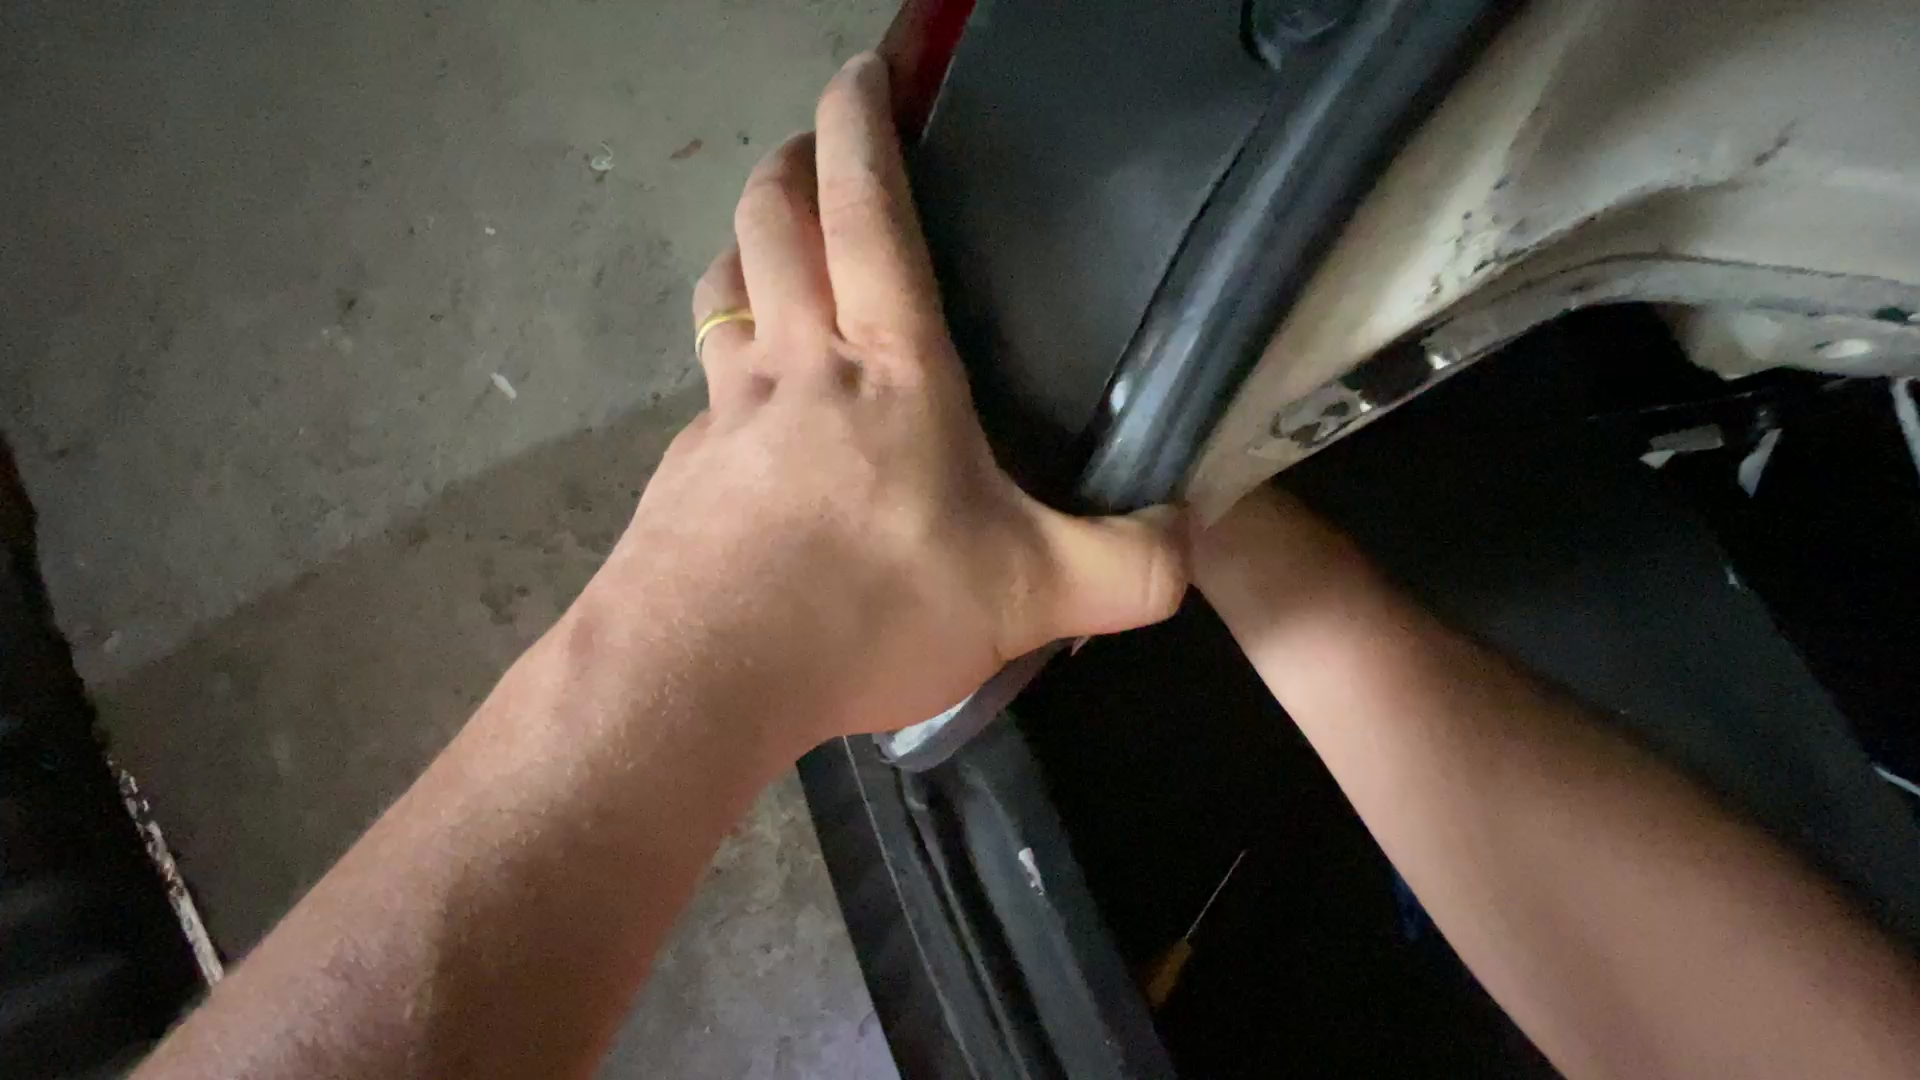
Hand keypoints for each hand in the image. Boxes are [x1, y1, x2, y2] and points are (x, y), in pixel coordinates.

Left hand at [580, 53, 1187, 748]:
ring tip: (766, 251)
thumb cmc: (872, 609)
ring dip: (741, 253)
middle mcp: (794, 367)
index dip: (860, 130)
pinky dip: (721, 372)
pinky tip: (742, 414)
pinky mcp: (682, 473)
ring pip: (721, 296)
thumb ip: (1129, 568)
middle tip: (808, 152)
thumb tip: (1191, 538)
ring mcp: (723, 417)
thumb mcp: (1033, 597)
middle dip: (787, 170)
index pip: (866, 215)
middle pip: (770, 226)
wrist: (707, 674)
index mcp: (887, 369)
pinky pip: (701, 394)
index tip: (860, 76)